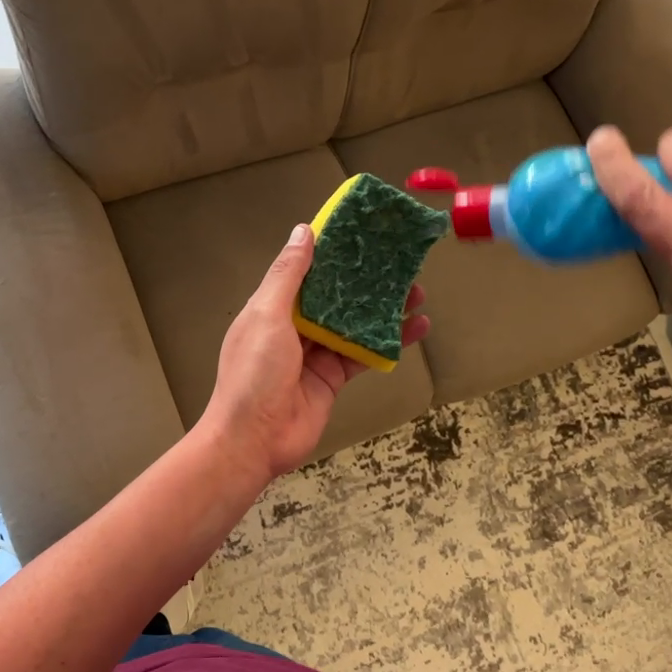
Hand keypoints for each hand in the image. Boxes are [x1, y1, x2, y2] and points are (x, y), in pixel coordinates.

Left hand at [195, 224, 430, 483]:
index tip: (362, 232)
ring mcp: (315, 353)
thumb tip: (304, 231)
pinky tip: (417, 327)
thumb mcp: (266, 316)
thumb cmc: (254, 373)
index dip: (332, 251)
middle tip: (401, 263)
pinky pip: (365, 353)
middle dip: (365, 280)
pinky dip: (390, 341)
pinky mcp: (334, 378)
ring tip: (418, 291)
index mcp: (272, 306)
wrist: (253, 440)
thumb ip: (288, 275)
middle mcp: (294, 326)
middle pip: (335, 296)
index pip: (306, 270)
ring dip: (384, 308)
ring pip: (354, 323)